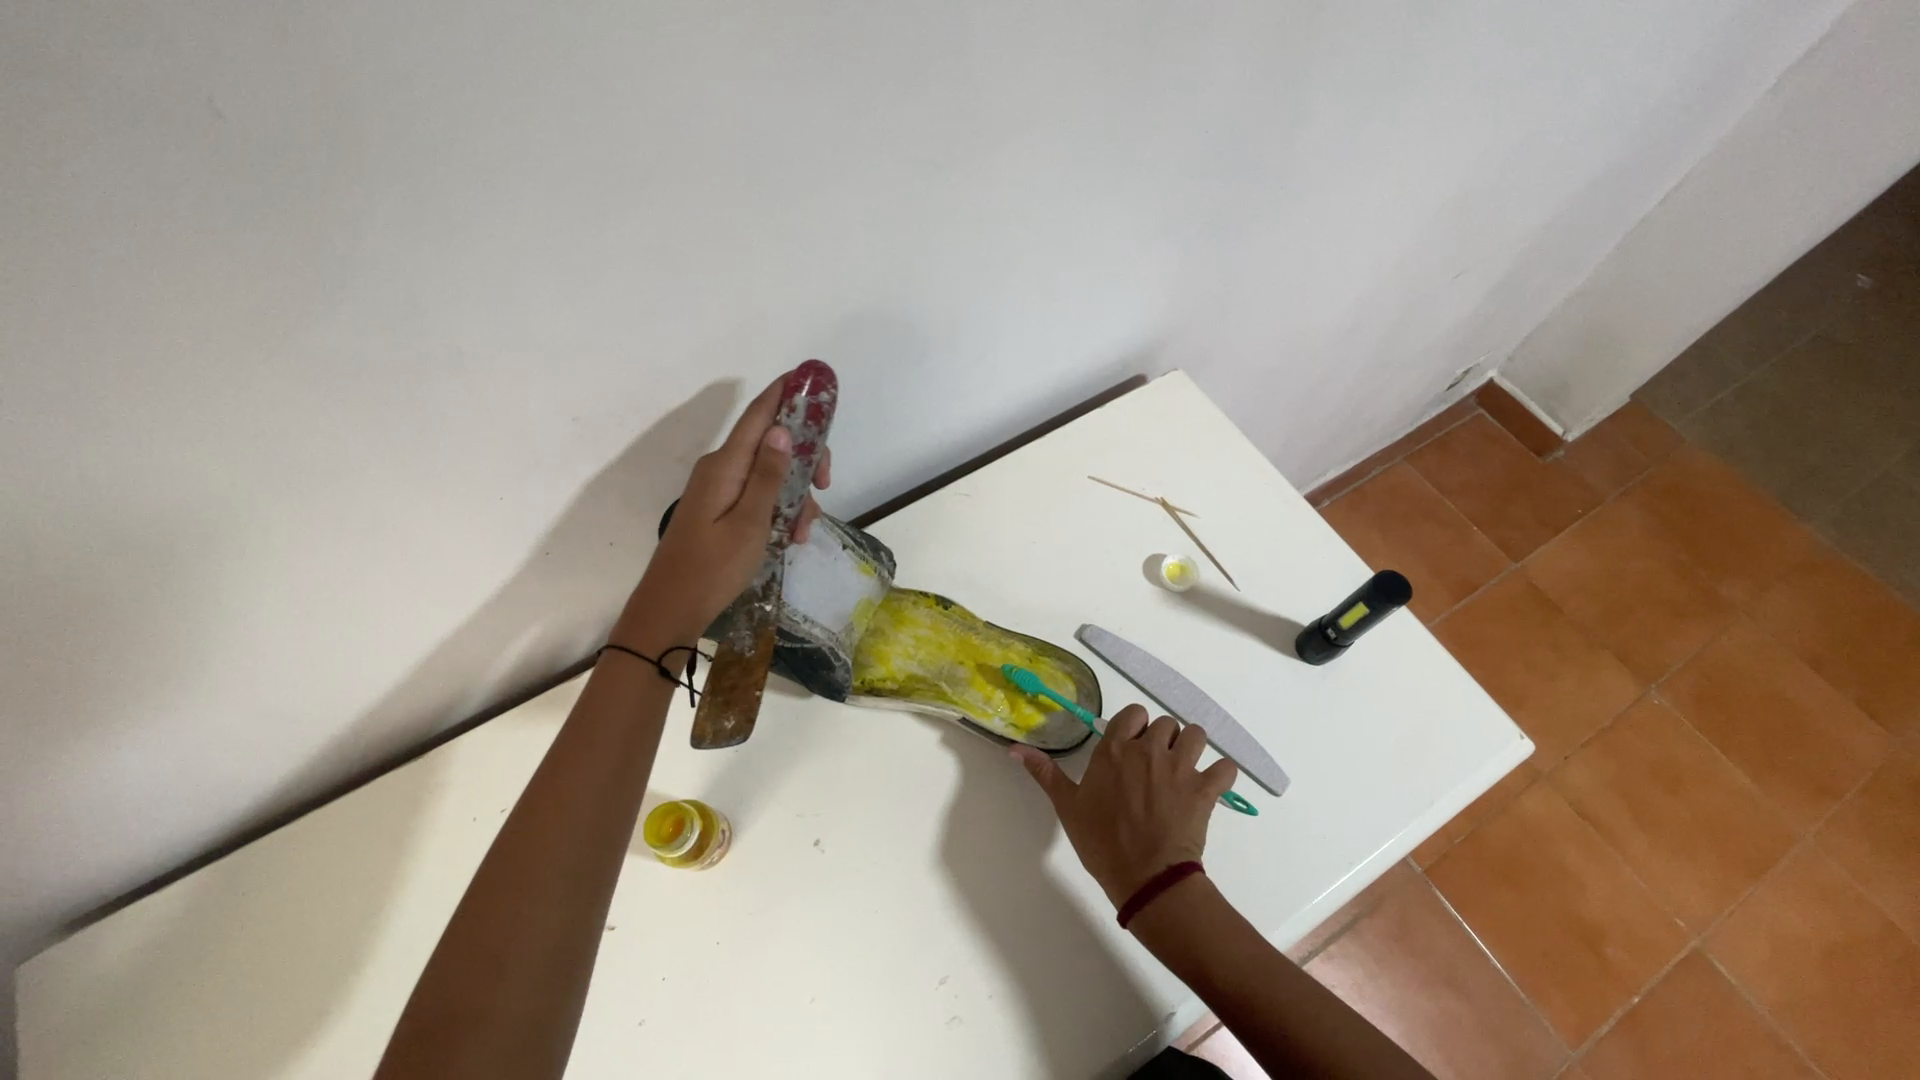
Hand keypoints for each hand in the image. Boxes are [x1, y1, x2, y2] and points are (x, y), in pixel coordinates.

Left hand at [626, 371, 831, 636]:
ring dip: (794, 496)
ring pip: (770, 474)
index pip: (759, 415)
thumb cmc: (713, 568)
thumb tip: (783, 431)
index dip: (785, 393)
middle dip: (804, 459)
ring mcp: (719, 489)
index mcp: (725, 466)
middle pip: (771, 444)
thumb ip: (769, 476)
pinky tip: (790, 537)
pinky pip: (758, 495)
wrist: (672, 609)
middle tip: (826, 486)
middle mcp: (721, 469)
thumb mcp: (751, 523)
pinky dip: (779, 510)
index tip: (812, 378)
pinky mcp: (720, 509)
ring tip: (803, 532)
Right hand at [1012, 706, 1237, 909]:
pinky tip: (1212, 786)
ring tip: (1184, 770)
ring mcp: (1180, 768)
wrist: (1144, 877)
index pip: (1133, 713)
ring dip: (1192, 748)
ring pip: (1196, 735)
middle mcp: (1148, 750)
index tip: (1132, 747)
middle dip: (1163, 739)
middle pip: (1165, 723)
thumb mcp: (1067, 806)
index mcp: (1114, 750)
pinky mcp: (1205, 789)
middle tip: (1156, 765)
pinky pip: (1226, 767)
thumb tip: (1014, 749)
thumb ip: (1045, 773)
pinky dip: (1222, 774)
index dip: (1135, 727)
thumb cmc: (1101, 842)